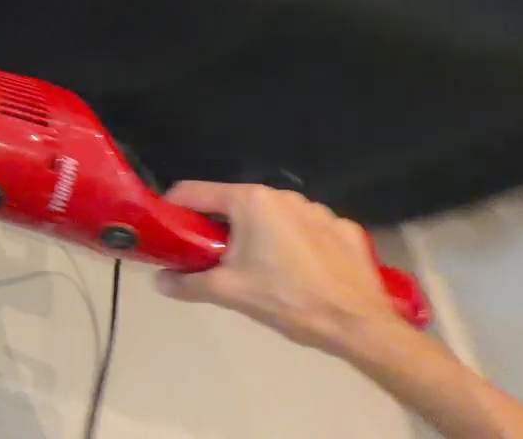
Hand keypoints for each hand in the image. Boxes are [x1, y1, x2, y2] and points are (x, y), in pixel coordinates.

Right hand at [154, 182, 400, 355]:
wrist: (364, 330)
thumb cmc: (289, 300)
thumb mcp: (229, 292)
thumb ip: (187, 282)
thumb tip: (158, 282)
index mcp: (249, 200)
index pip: (192, 192)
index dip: (175, 211)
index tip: (171, 234)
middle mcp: (282, 195)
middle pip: (233, 205)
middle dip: (221, 228)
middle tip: (218, 259)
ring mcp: (318, 210)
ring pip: (271, 216)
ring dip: (260, 234)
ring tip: (265, 268)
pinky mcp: (346, 230)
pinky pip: (307, 229)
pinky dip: (298, 244)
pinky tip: (305, 271)